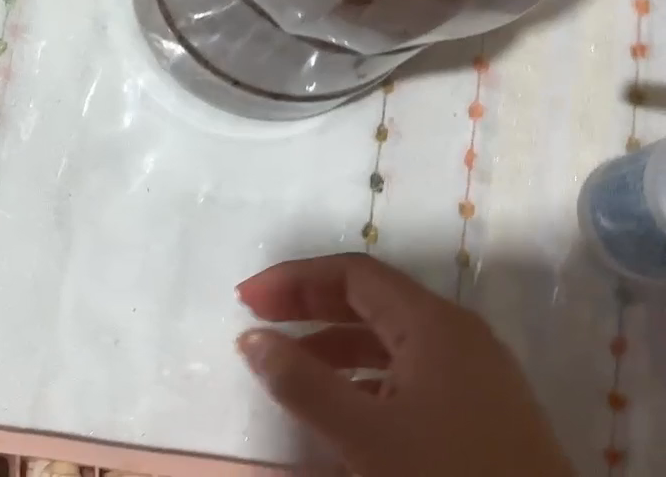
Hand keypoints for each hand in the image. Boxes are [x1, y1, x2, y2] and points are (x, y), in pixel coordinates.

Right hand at [236, 253, 571, 476]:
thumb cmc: (448, 473)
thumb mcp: (363, 432)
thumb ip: (299, 381)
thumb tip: (250, 339)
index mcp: (434, 325)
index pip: (350, 273)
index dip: (292, 279)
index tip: (245, 302)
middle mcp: (459, 337)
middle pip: (368, 298)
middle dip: (307, 304)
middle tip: (257, 319)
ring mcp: (477, 376)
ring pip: (387, 336)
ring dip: (330, 342)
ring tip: (290, 366)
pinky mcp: (483, 412)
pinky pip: (409, 369)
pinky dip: (362, 372)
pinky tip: (341, 403)